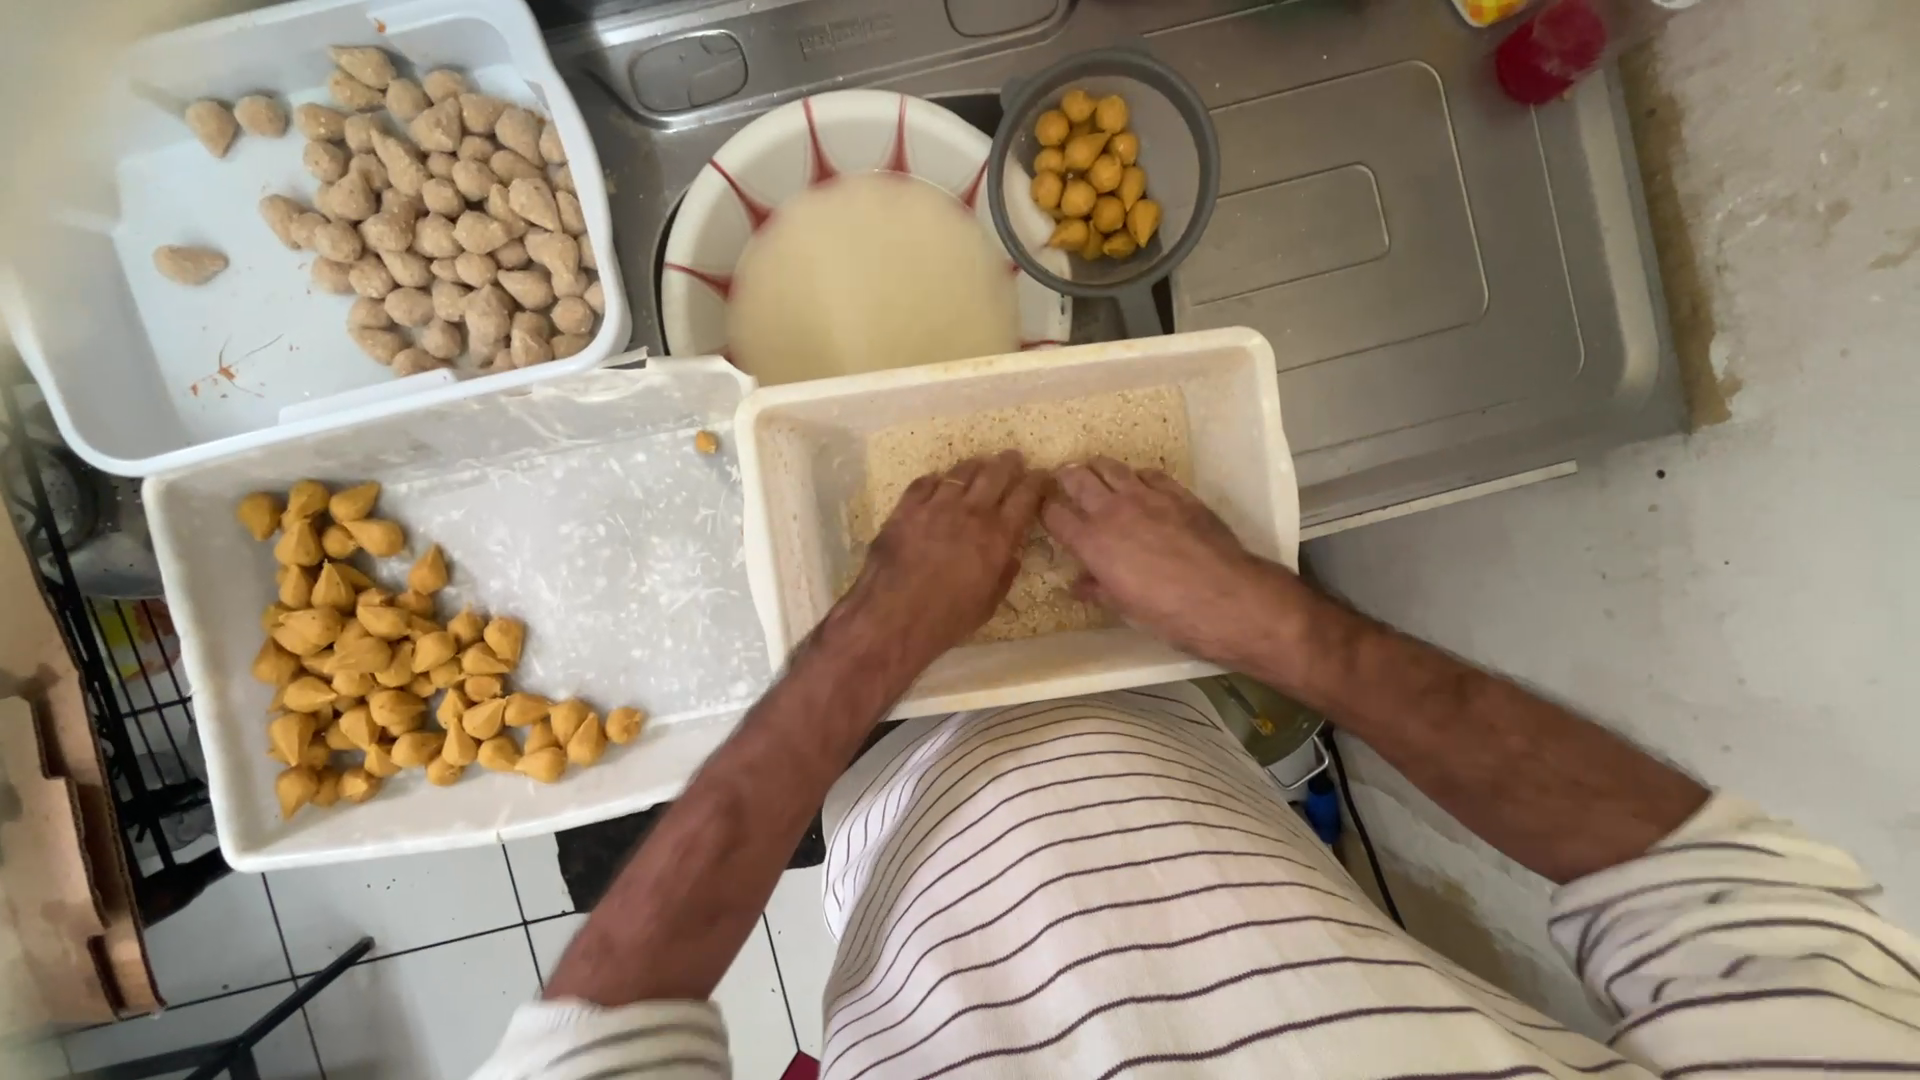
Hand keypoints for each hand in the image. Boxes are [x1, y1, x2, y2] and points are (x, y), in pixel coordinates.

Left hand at [829, 450, 1047, 671]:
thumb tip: (1010, 555)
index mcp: (998, 536)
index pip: (1026, 496)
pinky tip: (937, 484)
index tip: (1041, 475)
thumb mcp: (988, 604)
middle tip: (1012, 459)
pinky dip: (935, 481)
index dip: (1036, 482)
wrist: (893, 618)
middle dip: (1008, 463)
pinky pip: (924, 483)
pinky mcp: (905, 508)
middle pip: (995, 473)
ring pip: (961, 472)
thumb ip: (1003, 575)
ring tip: (978, 466)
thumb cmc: (946, 620)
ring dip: (974, 466)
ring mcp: (935, 506)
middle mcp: (971, 512)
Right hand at [1043, 457, 1314, 666]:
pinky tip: (1140, 485)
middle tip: (1063, 480)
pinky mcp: (1176, 492)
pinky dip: (1137, 476)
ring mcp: (1145, 496)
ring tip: (1095, 473)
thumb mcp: (1124, 608)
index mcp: (1091, 542)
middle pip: (1076, 478)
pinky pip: (1148, 472)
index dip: (1044, 509)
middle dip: (1065, 477)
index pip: (1053, 514)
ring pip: (1110, 466)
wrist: (1222, 596)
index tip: (1044, 509)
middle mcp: (1111, 511)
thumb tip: (1078, 586)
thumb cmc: (1166, 612)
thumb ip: (1097, 590)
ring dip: (1097, 468)